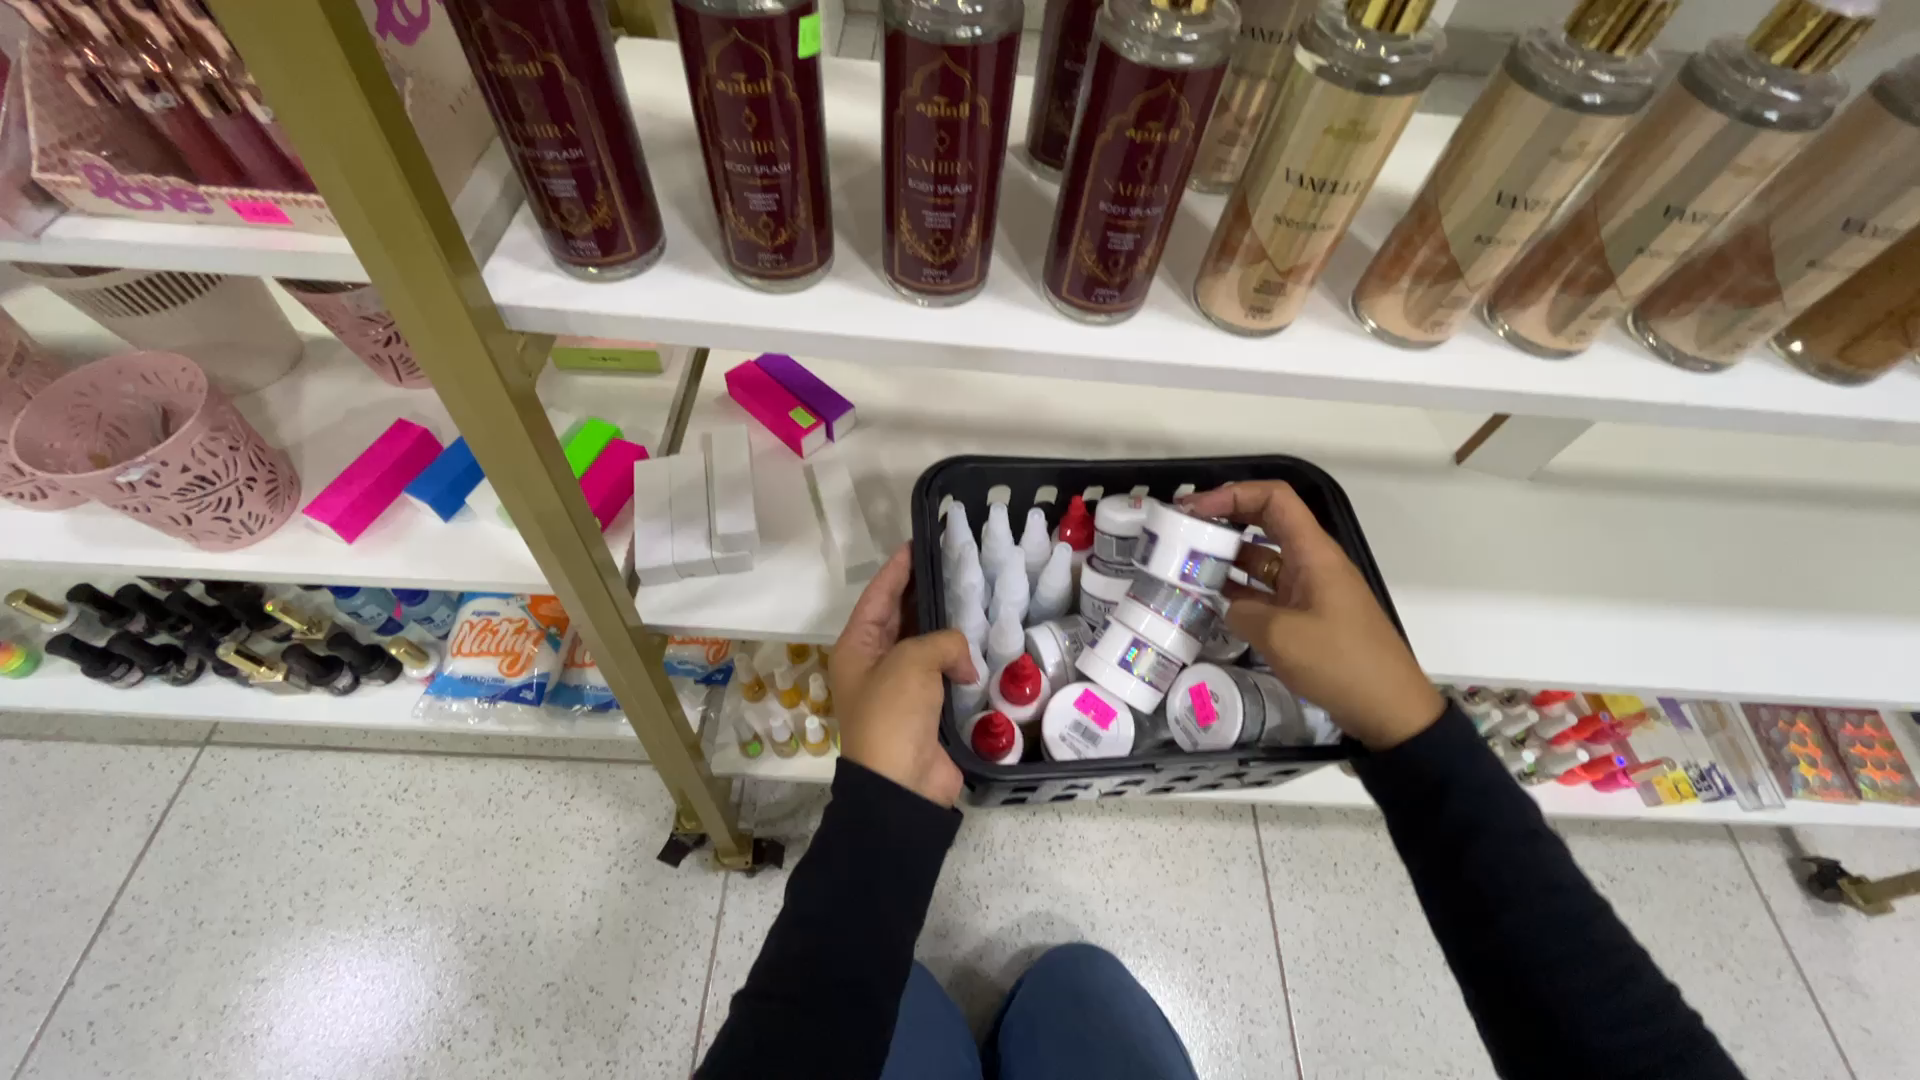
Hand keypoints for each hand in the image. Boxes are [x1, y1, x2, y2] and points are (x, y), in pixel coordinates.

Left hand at [830, 545, 978, 806]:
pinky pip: (946, 672)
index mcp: (857, 646)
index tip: (919, 542)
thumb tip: (964, 662)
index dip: (898, 568)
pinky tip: (985, 640)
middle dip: (927, 591)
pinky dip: (963, 658)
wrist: (902, 785)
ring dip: (949, 625)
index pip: (877, 595)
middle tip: (957, 564)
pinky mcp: (928, 708)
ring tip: (977, 596)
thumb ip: (942, 641)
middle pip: (902, 616)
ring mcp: (903, 686)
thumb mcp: (911, 662)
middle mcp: (876, 661)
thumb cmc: (894, 714)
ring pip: (927, 644)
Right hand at [1180, 482, 1442, 749]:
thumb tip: (1230, 606)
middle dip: (1224, 519)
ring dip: (1227, 555)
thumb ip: (1243, 611)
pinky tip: (1210, 598)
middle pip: (1265, 521)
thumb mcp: (1280, 636)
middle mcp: (1311, 562)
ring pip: (1262, 557)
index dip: (1233, 494)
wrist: (1389, 709)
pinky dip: (1239, 588)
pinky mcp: (1305, 614)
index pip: (1274, 498)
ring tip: (1186, 562)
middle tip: (1182, 530)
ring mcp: (1308, 589)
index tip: (1195, 509)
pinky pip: (1266, 589)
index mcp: (1313, 553)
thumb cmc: (1340, 663)